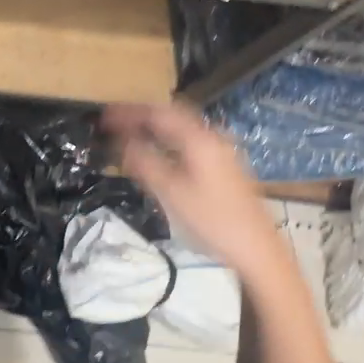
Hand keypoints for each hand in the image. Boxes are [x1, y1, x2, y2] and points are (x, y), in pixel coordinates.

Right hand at [102, 102, 286, 277]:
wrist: (258, 250)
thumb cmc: (212, 221)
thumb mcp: (171, 193)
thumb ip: (143, 162)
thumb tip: (119, 141)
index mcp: (199, 139)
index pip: (158, 113)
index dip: (129, 112)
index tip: (105, 116)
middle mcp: (212, 138)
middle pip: (172, 115)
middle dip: (142, 116)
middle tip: (115, 123)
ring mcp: (222, 151)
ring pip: (183, 128)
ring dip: (156, 128)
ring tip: (132, 134)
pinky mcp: (226, 166)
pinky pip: (191, 141)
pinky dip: (170, 139)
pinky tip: (160, 153)